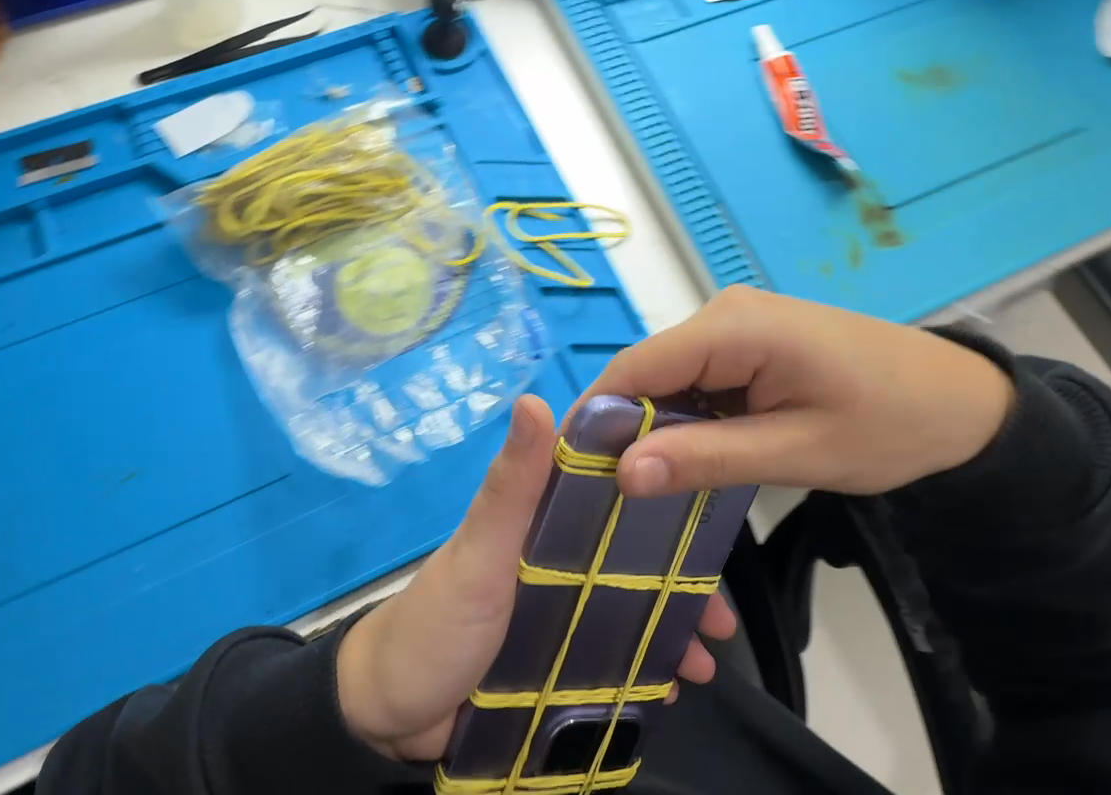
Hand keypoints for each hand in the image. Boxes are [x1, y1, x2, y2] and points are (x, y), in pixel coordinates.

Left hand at [337, 394, 737, 761]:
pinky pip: (612, 653)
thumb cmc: (438, 620)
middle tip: (720, 614)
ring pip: (628, 606)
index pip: (610, 490)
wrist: (390, 713)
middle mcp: (554, 555)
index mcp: (540, 518)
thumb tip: (535, 397)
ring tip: (705, 657)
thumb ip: (512, 484)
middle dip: (680, 579)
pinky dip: (643, 663)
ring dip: (669, 626)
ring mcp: (555, 607)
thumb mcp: (480, 550)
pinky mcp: (554, 654)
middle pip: (631, 556)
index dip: (660, 495)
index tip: (711, 510)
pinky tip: (668, 683)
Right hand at [585, 285, 1015, 498]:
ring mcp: (737, 326)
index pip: (635, 367)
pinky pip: (698, 381)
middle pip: (647, 373)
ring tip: (640, 489)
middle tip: (605, 499)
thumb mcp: (797, 452)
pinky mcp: (750, 344)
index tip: (570, 477)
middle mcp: (723, 314)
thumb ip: (707, 459)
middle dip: (624, 431)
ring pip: (669, 381)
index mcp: (733, 327)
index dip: (595, 418)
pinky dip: (687, 421)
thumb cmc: (891, 426)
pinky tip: (688, 460)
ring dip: (656, 430)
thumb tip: (621, 473)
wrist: (966, 403)